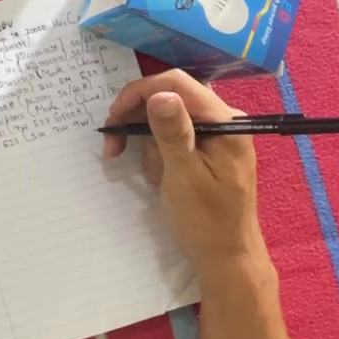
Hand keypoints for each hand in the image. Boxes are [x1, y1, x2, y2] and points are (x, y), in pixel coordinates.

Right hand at [104, 70, 266, 273]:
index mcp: (225, 121)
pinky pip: (171, 135)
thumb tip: (159, 94)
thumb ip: (172, 133)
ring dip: (147, 142)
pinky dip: (156, 151)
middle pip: (168, 97)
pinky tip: (159, 174)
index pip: (176, 84)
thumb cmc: (206, 219)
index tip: (113, 120)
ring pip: (165, 117)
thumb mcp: (184, 176)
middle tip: (114, 147)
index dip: (138, 94)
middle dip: (137, 121)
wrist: (225, 254)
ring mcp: (214, 132)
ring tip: (151, 174)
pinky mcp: (205, 146)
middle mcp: (222, 119)